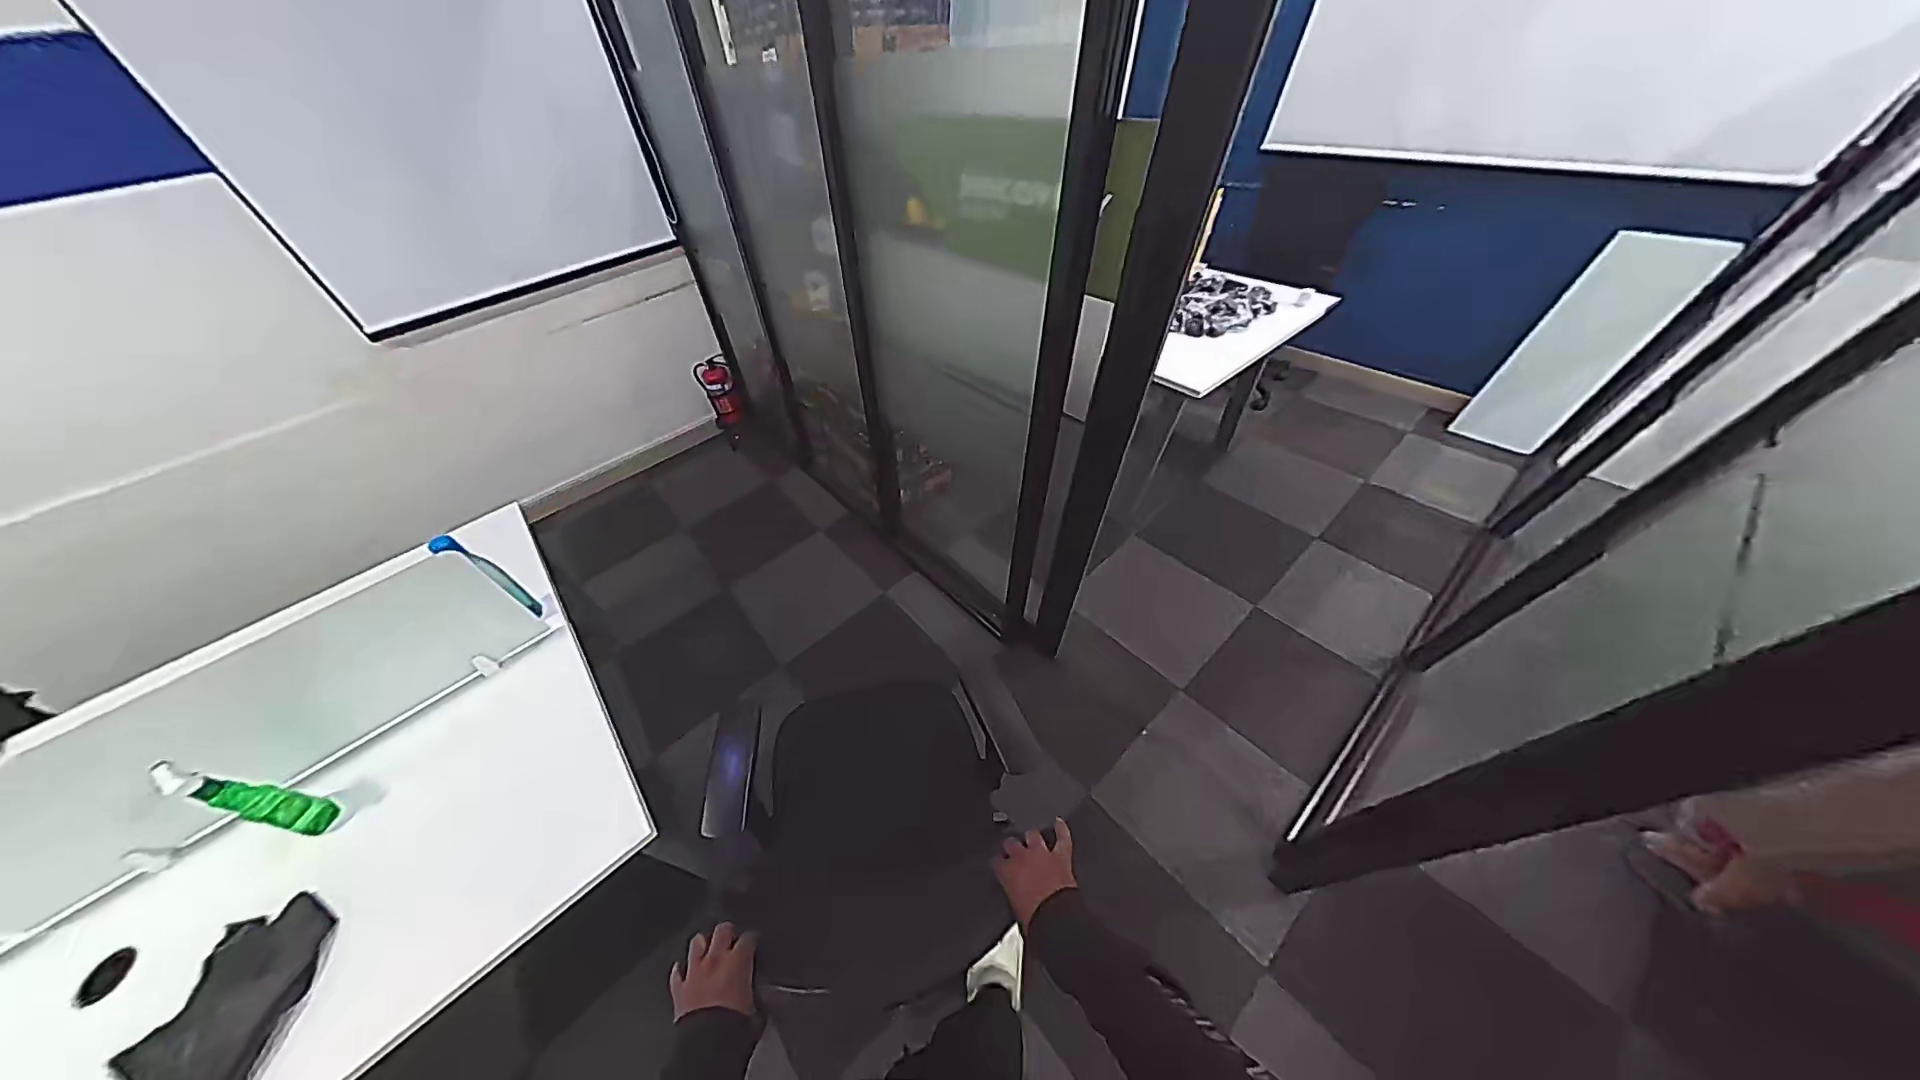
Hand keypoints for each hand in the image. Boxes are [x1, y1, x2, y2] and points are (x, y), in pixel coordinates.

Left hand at [670, 922, 756, 1019]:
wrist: (707, 1044)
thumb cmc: (733, 1025)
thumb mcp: (754, 1004)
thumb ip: (755, 991)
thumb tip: (757, 996)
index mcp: (738, 960)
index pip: (749, 937)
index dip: (752, 940)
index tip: (753, 944)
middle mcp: (716, 960)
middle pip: (722, 930)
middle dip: (727, 933)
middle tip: (731, 942)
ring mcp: (695, 972)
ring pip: (697, 942)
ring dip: (703, 945)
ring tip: (708, 951)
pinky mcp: (679, 988)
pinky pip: (677, 972)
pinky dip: (681, 970)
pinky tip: (685, 972)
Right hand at [994, 817, 1077, 925]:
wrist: (1057, 920)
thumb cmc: (1034, 919)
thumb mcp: (1015, 907)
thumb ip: (1013, 893)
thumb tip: (1016, 895)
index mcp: (1007, 872)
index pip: (997, 860)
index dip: (999, 862)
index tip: (1000, 864)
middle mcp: (1022, 858)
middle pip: (1011, 842)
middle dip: (1011, 845)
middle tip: (1012, 849)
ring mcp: (1042, 854)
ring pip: (1033, 834)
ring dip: (1032, 836)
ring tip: (1030, 836)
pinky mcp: (1060, 856)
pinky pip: (1062, 837)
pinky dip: (1061, 829)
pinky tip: (1059, 822)